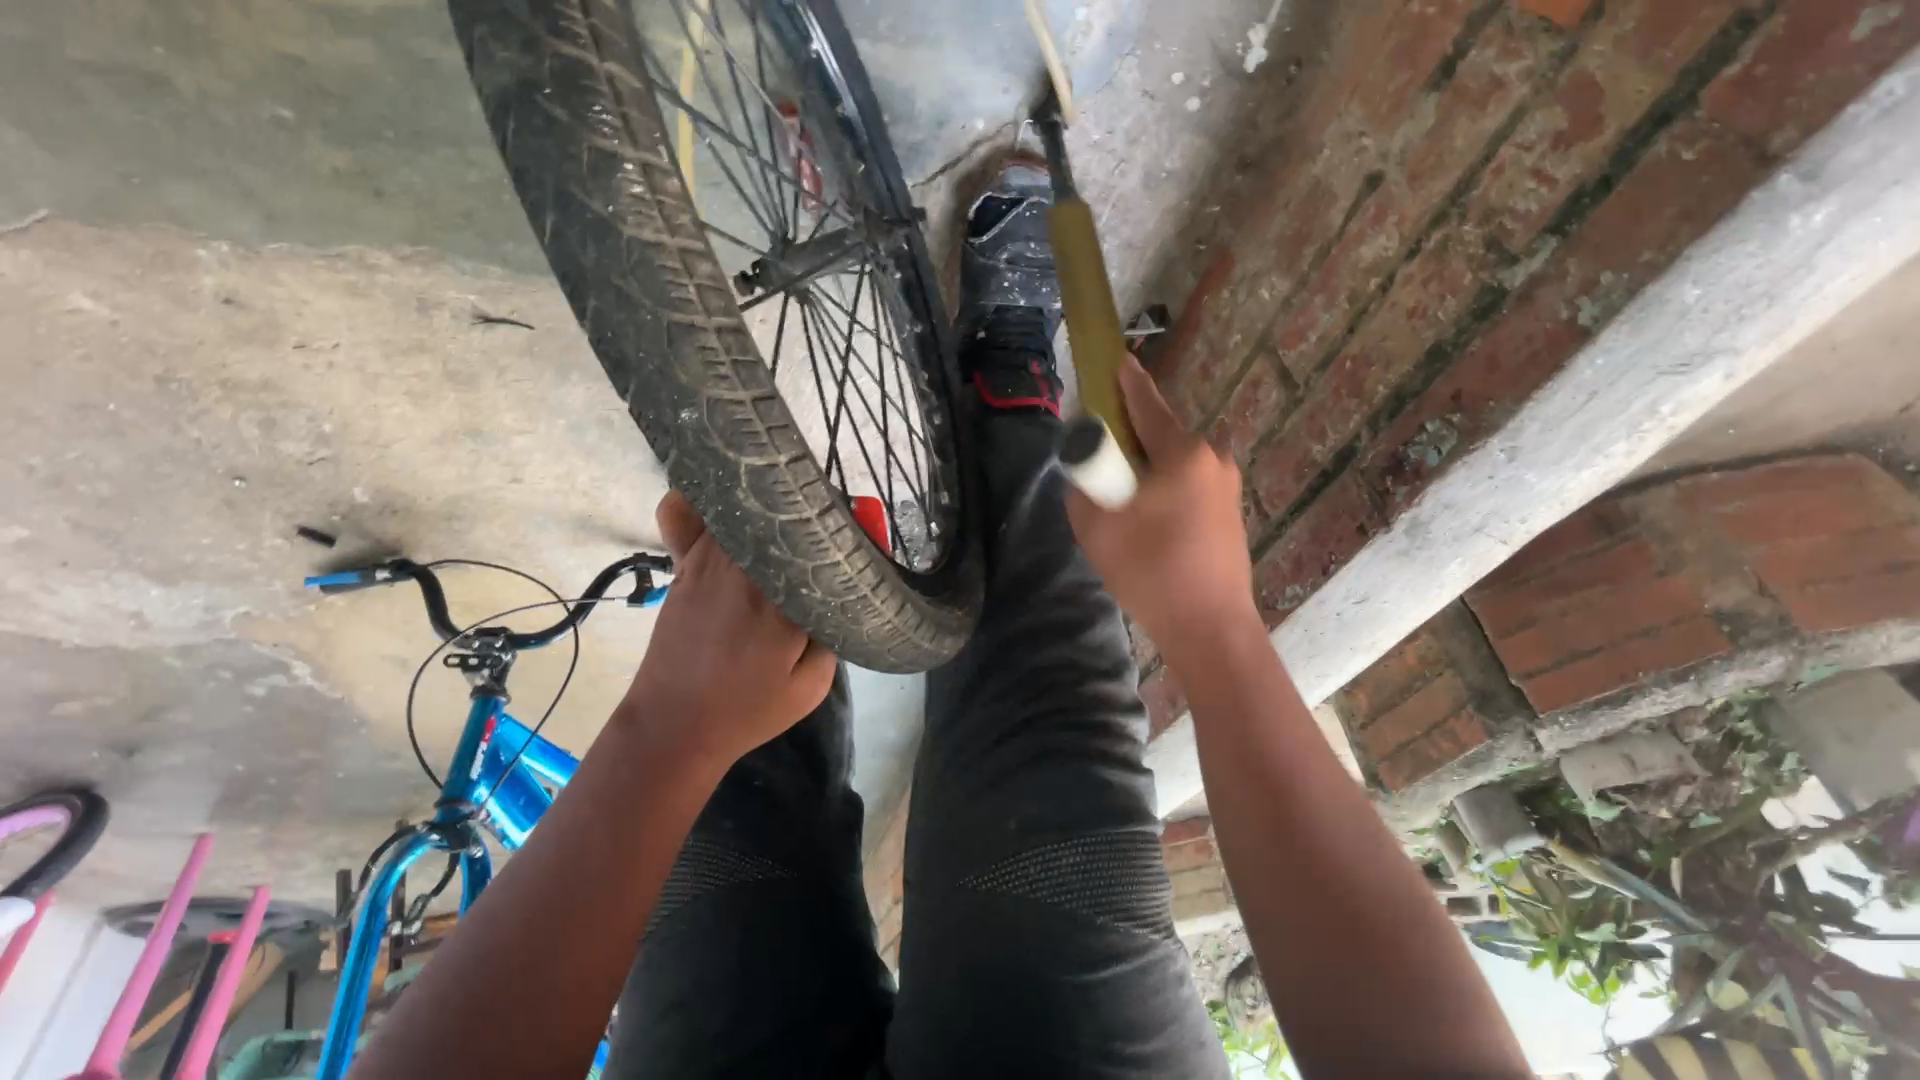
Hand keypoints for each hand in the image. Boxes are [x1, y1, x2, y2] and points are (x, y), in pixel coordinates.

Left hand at [618, 491, 836, 771]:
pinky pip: (684, 515)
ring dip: (768, 505)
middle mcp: (742, 567)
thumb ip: (832, 632)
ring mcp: (706, 559)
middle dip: (811, 514)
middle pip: (783, 515)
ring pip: (742, 507)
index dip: (850, 529)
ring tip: (791, 512)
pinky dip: (700, 502)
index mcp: (781, 599)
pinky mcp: (682, 563)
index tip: (866, 528)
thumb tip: (836, 591)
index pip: (824, 543)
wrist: (673, 726)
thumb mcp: (811, 686)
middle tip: (831, 526)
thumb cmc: (747, 711)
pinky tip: (724, 506)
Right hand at [1066, 355, 1260, 656]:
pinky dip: (1163, 495)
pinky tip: (1146, 527)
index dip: (1125, 381)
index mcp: (1182, 453)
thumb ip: (1082, 485)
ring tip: (1120, 508)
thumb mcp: (1096, 526)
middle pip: (1159, 436)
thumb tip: (1086, 468)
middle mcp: (1211, 459)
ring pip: (1172, 466)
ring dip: (1145, 474)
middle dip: (1128, 441)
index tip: (1115, 358)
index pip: (1145, 404)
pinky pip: (1187, 489)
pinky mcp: (1230, 514)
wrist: (1210, 628)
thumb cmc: (1151, 571)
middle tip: (1100, 462)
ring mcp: (1226, 488)